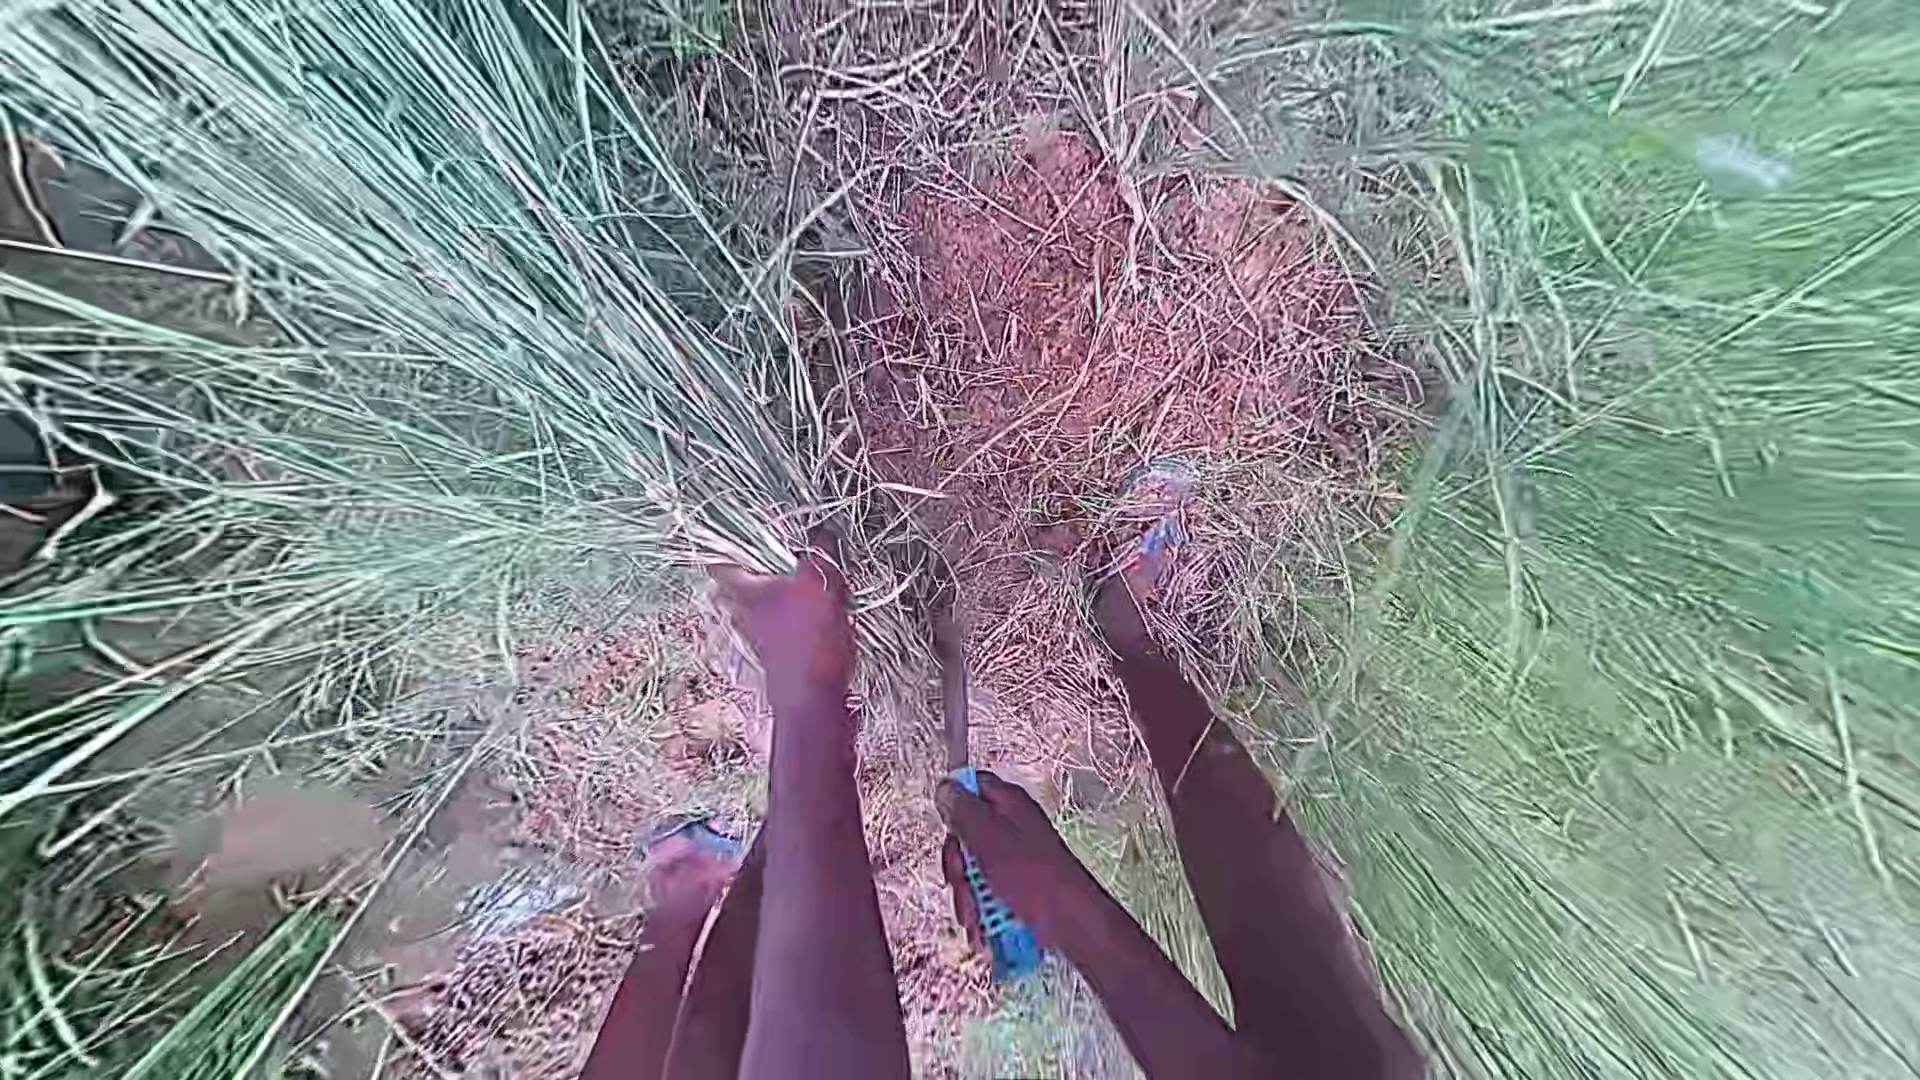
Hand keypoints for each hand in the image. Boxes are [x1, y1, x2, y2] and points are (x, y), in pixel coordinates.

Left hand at [711, 549, 854, 704]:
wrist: (813, 696)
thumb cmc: (809, 637)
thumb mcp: (820, 582)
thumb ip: (820, 552)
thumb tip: (823, 531)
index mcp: (748, 591)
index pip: (721, 564)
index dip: (724, 547)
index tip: (733, 534)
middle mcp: (745, 614)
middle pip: (736, 587)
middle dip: (751, 572)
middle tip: (769, 558)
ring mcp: (759, 638)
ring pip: (756, 608)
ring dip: (771, 596)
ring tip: (795, 584)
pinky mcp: (778, 655)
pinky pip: (777, 627)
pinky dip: (788, 617)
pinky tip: (812, 615)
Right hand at [936, 771, 1099, 949]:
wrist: (1072, 924)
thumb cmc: (1035, 877)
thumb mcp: (988, 837)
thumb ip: (963, 810)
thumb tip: (945, 787)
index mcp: (1007, 802)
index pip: (971, 786)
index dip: (954, 806)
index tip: (950, 831)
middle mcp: (1011, 824)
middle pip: (966, 834)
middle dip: (959, 866)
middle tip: (964, 882)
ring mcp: (1014, 856)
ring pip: (973, 869)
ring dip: (968, 896)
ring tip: (978, 916)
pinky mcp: (1017, 885)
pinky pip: (986, 892)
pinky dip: (982, 912)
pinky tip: (986, 928)